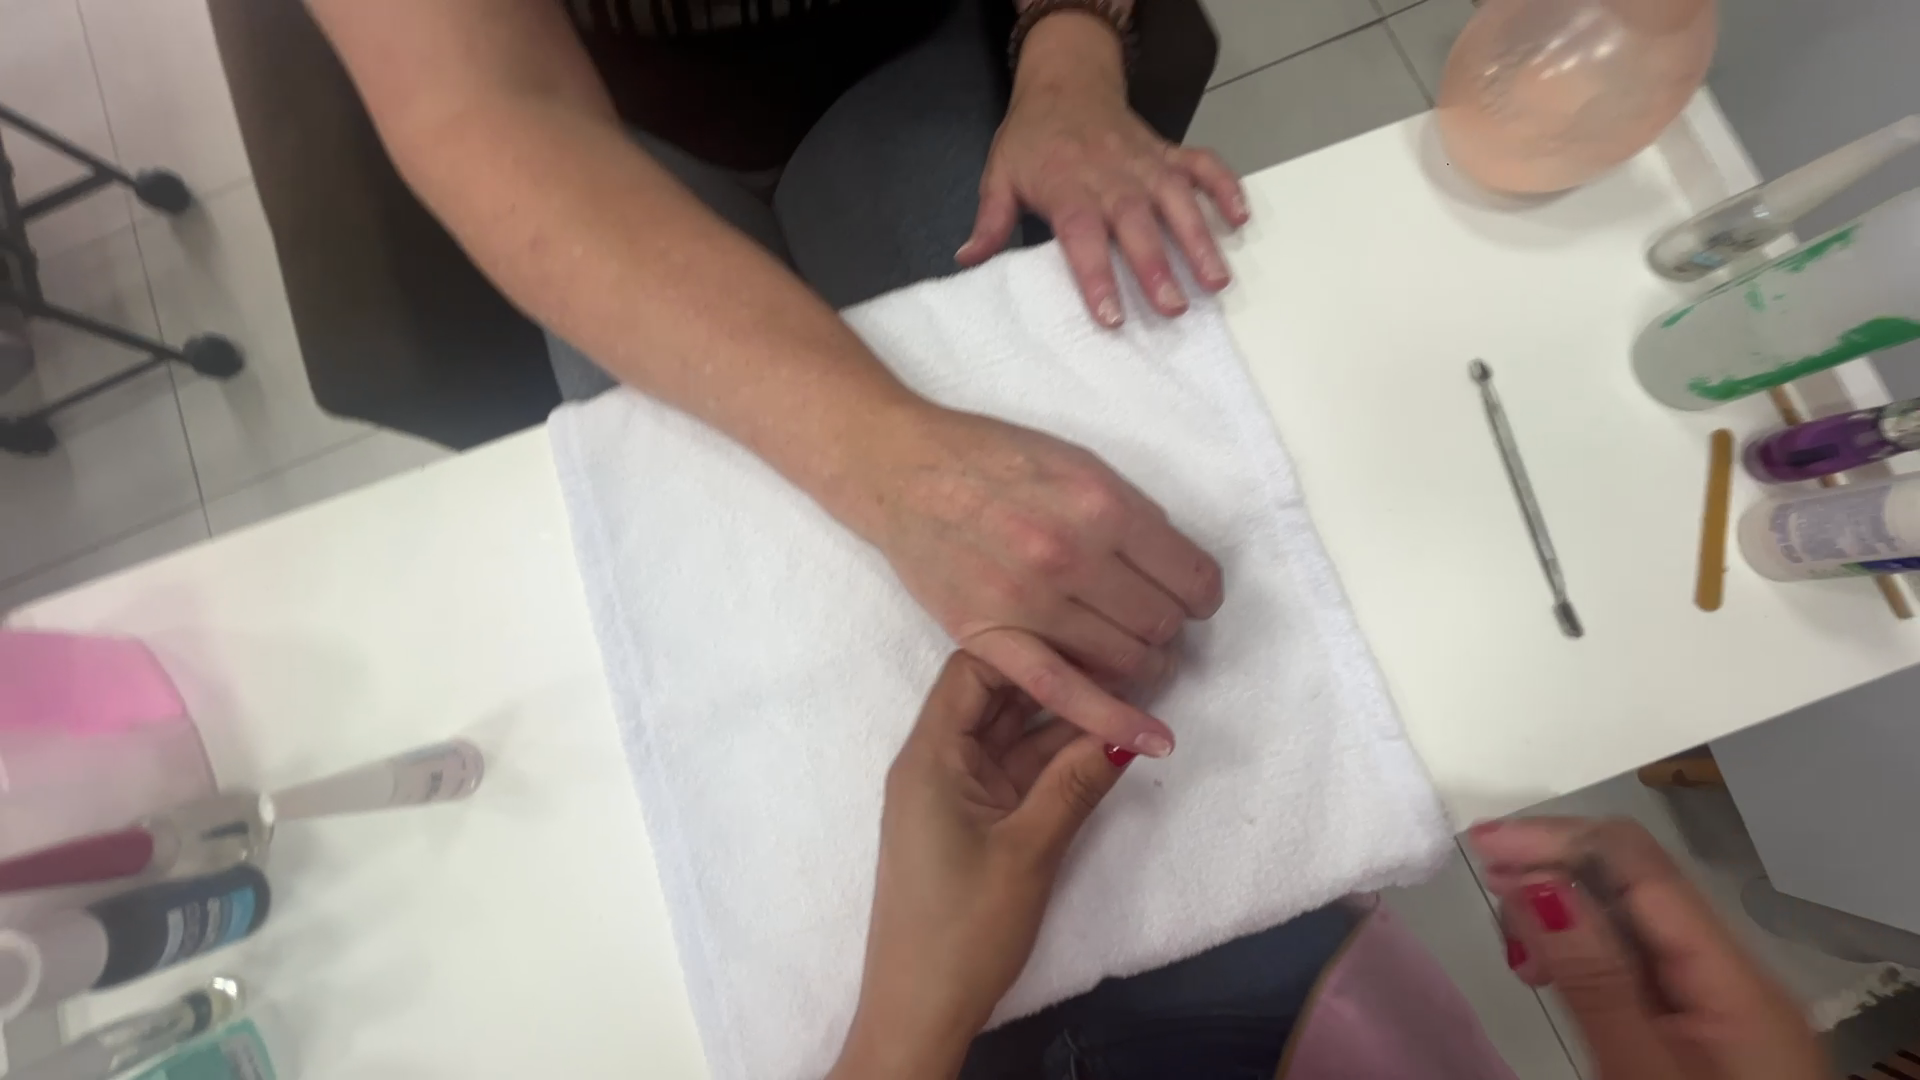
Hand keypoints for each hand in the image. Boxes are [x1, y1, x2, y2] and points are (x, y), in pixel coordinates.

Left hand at [830, 654, 1128, 1079]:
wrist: (919, 1013)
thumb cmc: (963, 928)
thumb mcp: (1028, 852)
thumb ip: (1076, 783)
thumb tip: (1128, 729)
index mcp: (930, 754)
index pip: (972, 670)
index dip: (1025, 651)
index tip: (1083, 644)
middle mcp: (937, 760)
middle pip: (994, 699)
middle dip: (1054, 684)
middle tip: (1118, 668)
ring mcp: (955, 790)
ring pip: (1009, 736)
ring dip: (1059, 723)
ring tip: (1123, 699)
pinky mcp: (972, 817)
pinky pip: (1014, 772)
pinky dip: (1052, 760)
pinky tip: (1098, 745)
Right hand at [846, 407, 1222, 756]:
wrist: (903, 471)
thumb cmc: (988, 456)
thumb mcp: (1075, 460)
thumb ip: (1129, 512)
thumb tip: (1171, 566)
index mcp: (1102, 504)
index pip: (1191, 575)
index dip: (1202, 593)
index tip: (1193, 599)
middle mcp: (1073, 556)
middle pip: (1160, 622)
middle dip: (1169, 628)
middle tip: (1153, 623)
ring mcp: (1030, 602)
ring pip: (1126, 660)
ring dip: (1145, 665)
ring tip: (1136, 656)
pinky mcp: (990, 637)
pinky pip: (1062, 691)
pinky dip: (1113, 721)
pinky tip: (1152, 739)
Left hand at [956, 13, 1248, 326]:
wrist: (1065, 80)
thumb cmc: (1032, 140)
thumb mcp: (1000, 177)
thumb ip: (989, 222)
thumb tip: (967, 261)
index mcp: (1068, 190)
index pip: (1083, 238)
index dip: (1096, 277)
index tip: (1111, 316)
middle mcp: (1111, 178)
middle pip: (1137, 224)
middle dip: (1157, 267)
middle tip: (1174, 309)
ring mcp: (1144, 163)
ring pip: (1176, 200)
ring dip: (1200, 239)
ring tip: (1216, 281)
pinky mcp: (1167, 152)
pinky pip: (1202, 165)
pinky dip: (1224, 186)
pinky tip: (1241, 217)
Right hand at [1469, 818, 1828, 1079]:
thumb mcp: (1638, 1067)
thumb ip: (1591, 974)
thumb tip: (1530, 880)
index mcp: (1734, 977)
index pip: (1636, 861)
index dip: (1552, 837)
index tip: (1479, 843)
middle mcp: (1732, 968)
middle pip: (1628, 875)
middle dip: (1547, 868)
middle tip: (1487, 888)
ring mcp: (1715, 989)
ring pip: (1619, 907)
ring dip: (1552, 905)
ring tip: (1514, 945)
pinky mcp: (1693, 1010)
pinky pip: (1623, 944)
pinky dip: (1570, 938)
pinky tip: (1543, 964)